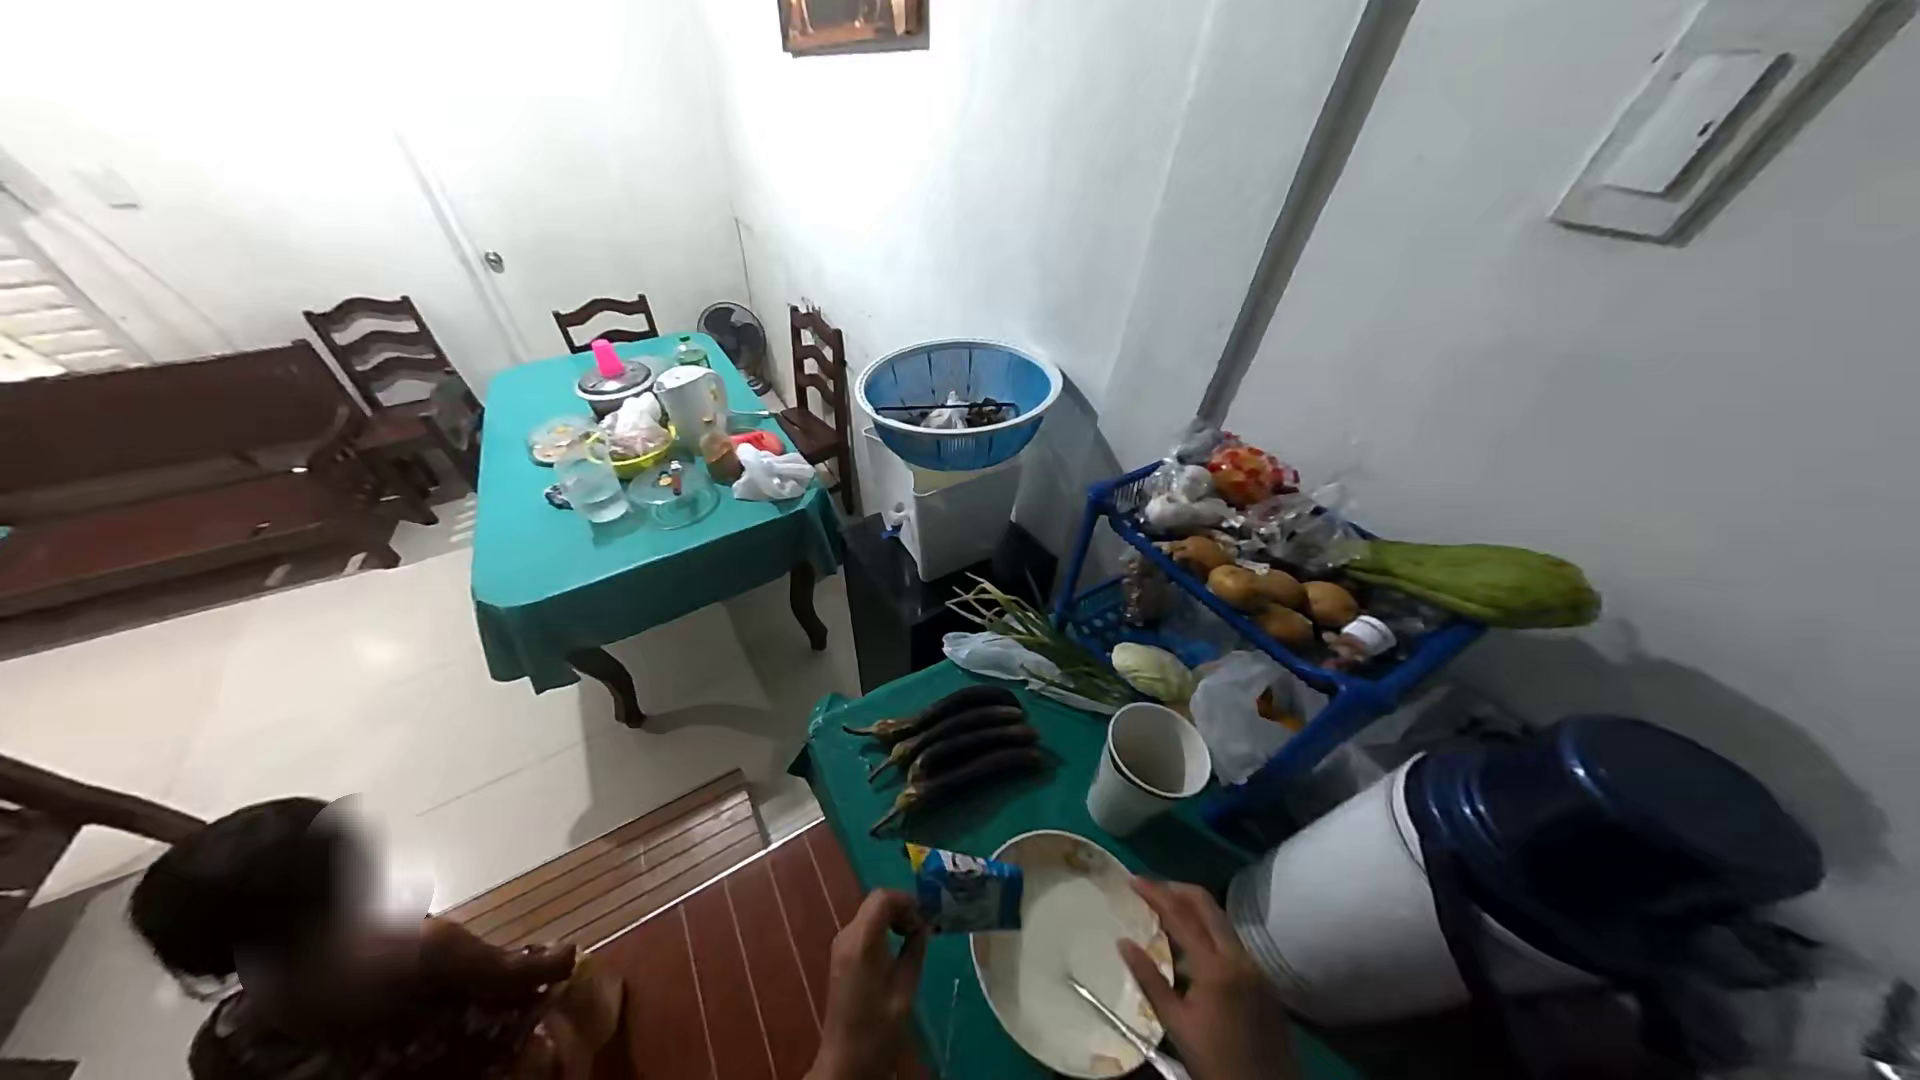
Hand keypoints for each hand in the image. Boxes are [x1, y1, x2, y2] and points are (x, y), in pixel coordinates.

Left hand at [807, 889, 928, 1079]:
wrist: (845, 1062)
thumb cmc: (878, 1029)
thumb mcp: (905, 989)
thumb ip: (914, 951)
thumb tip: (923, 926)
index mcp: (861, 942)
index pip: (882, 898)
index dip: (907, 900)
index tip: (926, 916)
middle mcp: (846, 936)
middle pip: (875, 902)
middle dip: (901, 908)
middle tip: (923, 928)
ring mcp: (840, 945)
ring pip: (870, 913)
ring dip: (892, 918)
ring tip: (914, 938)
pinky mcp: (840, 955)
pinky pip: (863, 928)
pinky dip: (882, 928)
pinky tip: (897, 947)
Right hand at [1119, 878, 1293, 1079]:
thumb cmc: (1215, 1062)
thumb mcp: (1175, 1023)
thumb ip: (1149, 978)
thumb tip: (1123, 942)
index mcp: (1215, 966)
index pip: (1181, 915)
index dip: (1155, 893)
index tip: (1133, 880)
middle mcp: (1239, 956)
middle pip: (1206, 905)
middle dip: (1176, 890)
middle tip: (1149, 889)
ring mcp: (1255, 966)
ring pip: (1220, 919)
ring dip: (1192, 907)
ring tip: (1164, 910)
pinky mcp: (1263, 978)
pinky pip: (1231, 939)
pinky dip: (1208, 929)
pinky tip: (1191, 943)